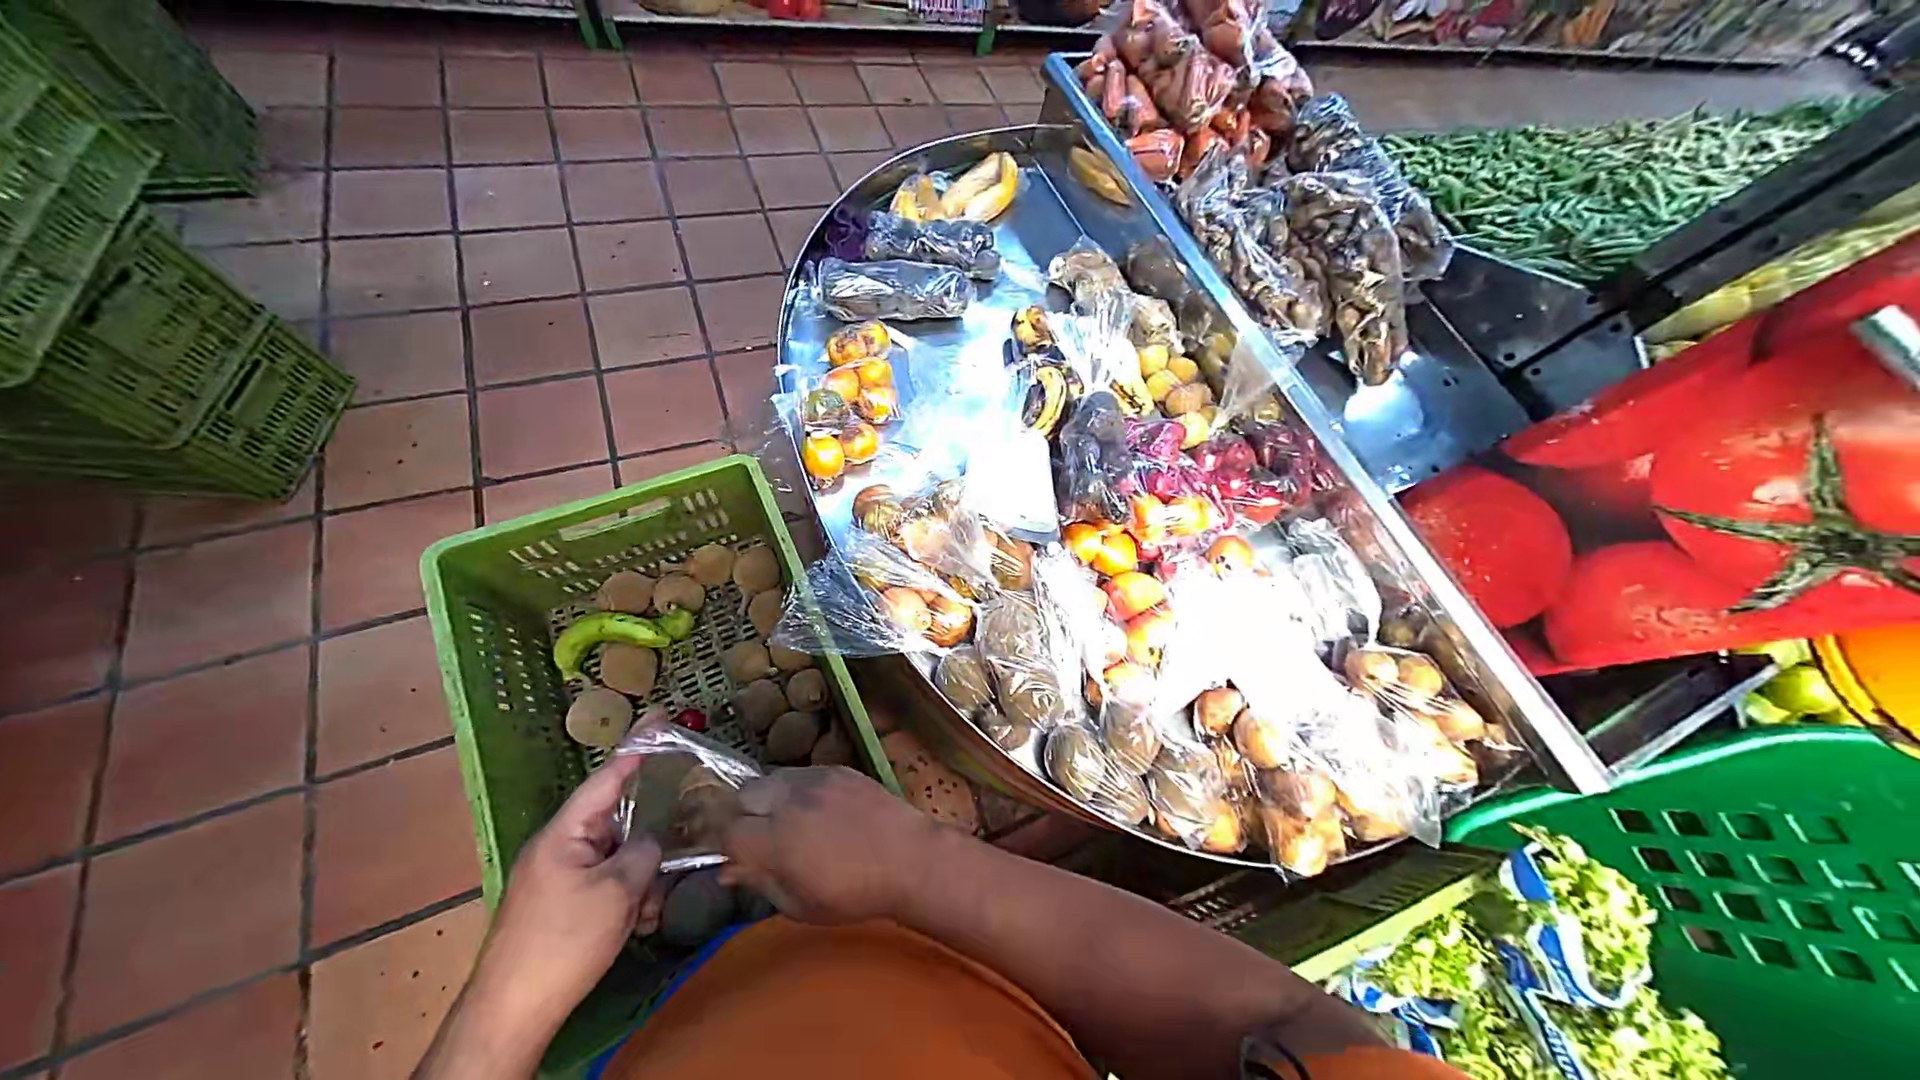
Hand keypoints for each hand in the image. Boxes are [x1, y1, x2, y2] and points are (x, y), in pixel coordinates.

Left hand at [471, 752, 664, 1029]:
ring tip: (647, 912)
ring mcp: (559, 877)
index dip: (636, 746)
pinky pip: (605, 884)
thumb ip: (645, 850)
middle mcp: (560, 848)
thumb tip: (652, 840)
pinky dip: (627, 899)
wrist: (510, 1015)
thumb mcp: (619, 891)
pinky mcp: (562, 905)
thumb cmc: (564, 942)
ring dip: (640, 880)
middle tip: (669, 864)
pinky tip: (637, 924)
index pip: (607, 777)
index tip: (659, 718)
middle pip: (619, 823)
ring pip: (617, 858)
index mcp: (565, 833)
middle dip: (648, 843)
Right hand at [719, 766, 942, 924]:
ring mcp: (815, 780)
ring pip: (770, 778)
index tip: (726, 853)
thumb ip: (759, 882)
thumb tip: (728, 869)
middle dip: (739, 815)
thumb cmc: (854, 894)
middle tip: (752, 835)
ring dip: (766, 798)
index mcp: (776, 840)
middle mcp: (790, 801)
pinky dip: (795, 788)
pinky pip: (801, 772)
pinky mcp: (837, 769)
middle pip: (742, 795)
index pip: (726, 830)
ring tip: (782, 820)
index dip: (721, 842)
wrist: (909, 858)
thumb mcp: (799, 905)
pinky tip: (811, 807)